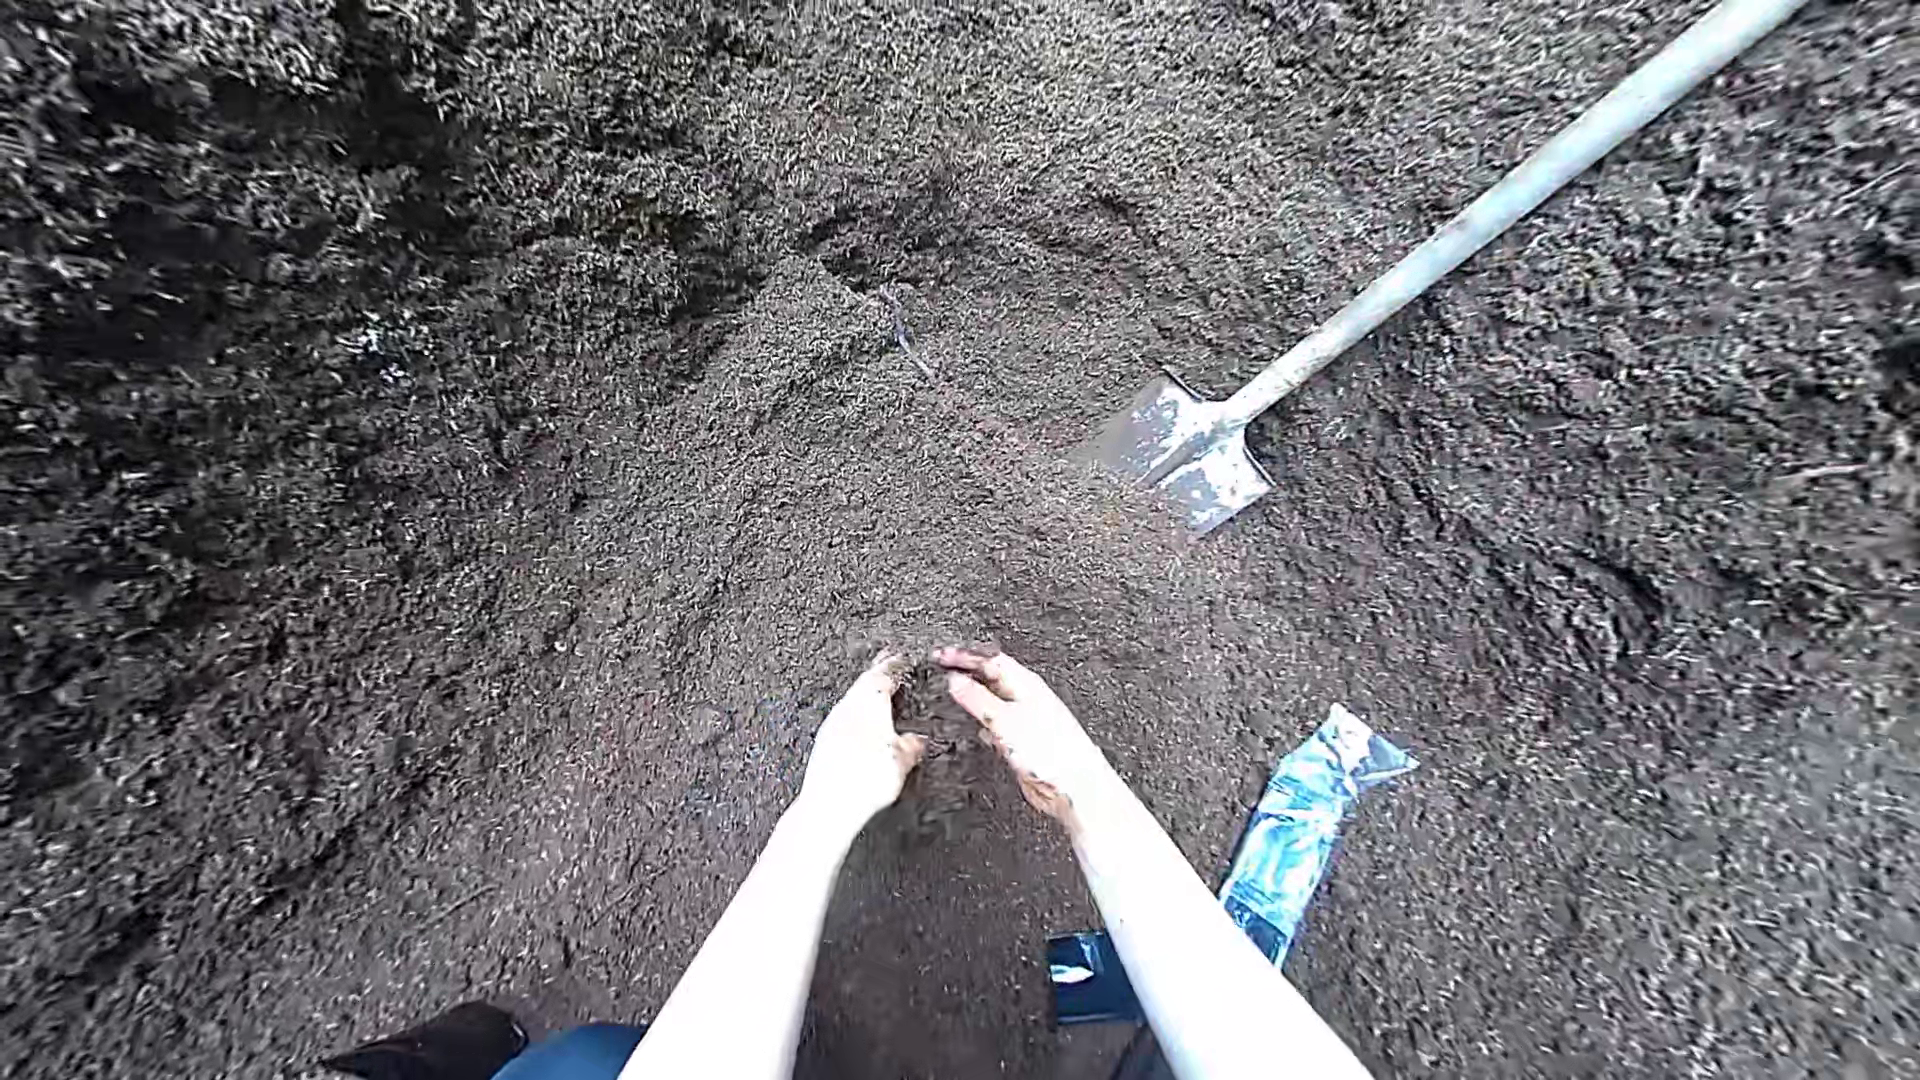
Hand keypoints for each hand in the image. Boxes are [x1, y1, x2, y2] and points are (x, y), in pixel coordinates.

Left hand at [797, 650, 927, 831]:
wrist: (829, 804)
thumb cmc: (866, 777)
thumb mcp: (903, 759)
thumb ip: (913, 745)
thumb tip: (918, 739)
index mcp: (870, 700)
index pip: (884, 672)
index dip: (895, 664)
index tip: (902, 658)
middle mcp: (849, 705)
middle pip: (866, 682)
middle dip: (879, 674)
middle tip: (890, 666)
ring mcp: (834, 722)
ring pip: (854, 699)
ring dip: (868, 694)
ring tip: (880, 696)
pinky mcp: (825, 741)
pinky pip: (846, 718)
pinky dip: (858, 715)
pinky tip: (864, 727)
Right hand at [936, 647, 1118, 824]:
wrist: (1076, 786)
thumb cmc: (1052, 750)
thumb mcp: (1006, 719)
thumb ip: (978, 699)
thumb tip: (955, 680)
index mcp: (1025, 683)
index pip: (989, 659)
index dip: (964, 656)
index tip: (940, 655)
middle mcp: (1025, 697)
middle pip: (991, 675)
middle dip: (966, 670)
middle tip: (942, 667)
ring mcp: (1024, 719)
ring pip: (992, 699)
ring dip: (972, 695)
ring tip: (951, 692)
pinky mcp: (1022, 741)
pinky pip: (997, 724)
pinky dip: (981, 721)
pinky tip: (974, 727)